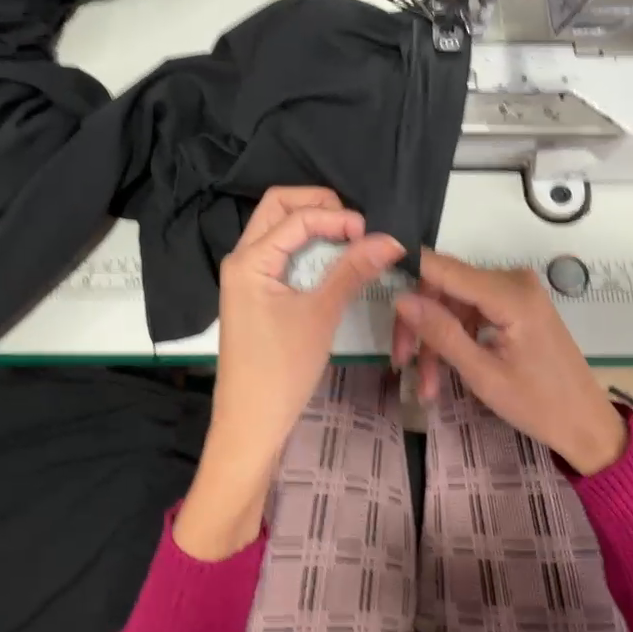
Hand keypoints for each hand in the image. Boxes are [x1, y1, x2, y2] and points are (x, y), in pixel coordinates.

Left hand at [174, 187, 403, 559]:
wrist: (250, 425)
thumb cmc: (281, 370)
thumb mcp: (320, 315)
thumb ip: (352, 270)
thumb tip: (391, 239)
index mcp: (248, 260)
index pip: (296, 217)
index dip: (336, 217)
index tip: (371, 233)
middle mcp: (241, 258)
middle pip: (278, 207)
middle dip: (319, 206)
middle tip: (356, 225)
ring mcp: (246, 275)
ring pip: (278, 228)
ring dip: (313, 224)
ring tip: (350, 238)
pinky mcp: (255, 292)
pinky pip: (280, 252)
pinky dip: (307, 246)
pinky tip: (334, 258)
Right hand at [392, 249, 627, 475]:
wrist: (587, 425)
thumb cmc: (539, 406)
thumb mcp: (483, 375)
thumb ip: (441, 333)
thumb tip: (401, 298)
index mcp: (510, 294)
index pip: (444, 268)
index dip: (407, 267)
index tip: (371, 270)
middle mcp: (513, 280)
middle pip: (446, 287)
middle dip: (421, 324)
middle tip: (401, 363)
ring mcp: (517, 291)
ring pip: (456, 303)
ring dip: (436, 339)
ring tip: (426, 385)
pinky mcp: (517, 305)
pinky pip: (473, 311)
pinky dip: (456, 338)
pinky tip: (444, 372)